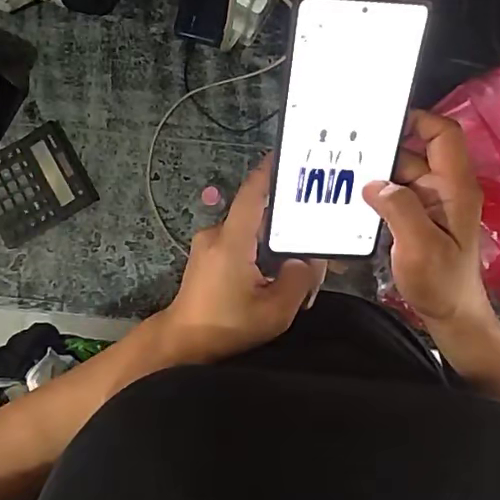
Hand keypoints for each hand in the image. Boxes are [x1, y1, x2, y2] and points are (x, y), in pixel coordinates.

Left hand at [153, 160, 323, 363]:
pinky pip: (239, 245)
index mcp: (231, 241)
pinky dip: (258, 254)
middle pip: (258, 216)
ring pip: (249, 232)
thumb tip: (308, 261)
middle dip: (287, 224)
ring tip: (298, 264)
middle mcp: (216, 235)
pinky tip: (273, 274)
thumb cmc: (226, 327)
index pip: (253, 194)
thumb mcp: (275, 311)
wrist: (183, 343)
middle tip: (315, 233)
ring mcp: (208, 245)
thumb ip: (299, 280)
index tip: (290, 157)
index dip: (271, 172)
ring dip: (273, 244)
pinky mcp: (206, 257)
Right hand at [363, 109, 491, 327]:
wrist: (451, 314)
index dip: (418, 120)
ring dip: (376, 173)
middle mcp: (443, 189)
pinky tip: (354, 198)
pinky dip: (376, 193)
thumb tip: (375, 184)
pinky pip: (394, 195)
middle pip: (415, 152)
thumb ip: (400, 209)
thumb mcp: (421, 246)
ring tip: (345, 172)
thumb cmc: (442, 282)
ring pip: (401, 174)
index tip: (383, 121)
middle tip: (350, 149)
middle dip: (385, 148)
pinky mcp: (417, 219)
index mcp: (454, 188)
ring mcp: (430, 204)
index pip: (443, 135)